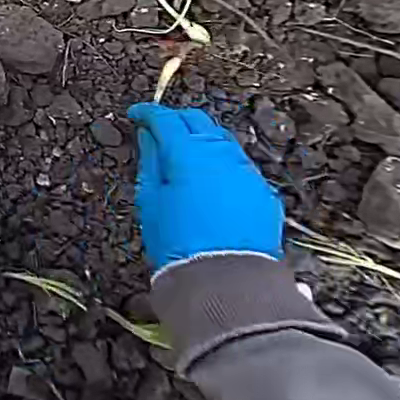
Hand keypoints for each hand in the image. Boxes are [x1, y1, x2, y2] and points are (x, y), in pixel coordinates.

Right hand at [128, 102, 284, 271]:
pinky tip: (210, 179)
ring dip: (200, 139)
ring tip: (185, 156)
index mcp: (188, 152)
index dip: (148, 113)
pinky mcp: (262, 191)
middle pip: (196, 119)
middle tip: (159, 132)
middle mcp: (221, 153)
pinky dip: (221, 163)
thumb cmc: (179, 245)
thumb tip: (149, 137)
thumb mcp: (152, 201)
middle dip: (176, 121)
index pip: (165, 118)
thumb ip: (150, 161)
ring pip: (220, 139)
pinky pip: (238, 165)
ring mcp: (246, 171)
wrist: (225, 286)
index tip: (136, 115)